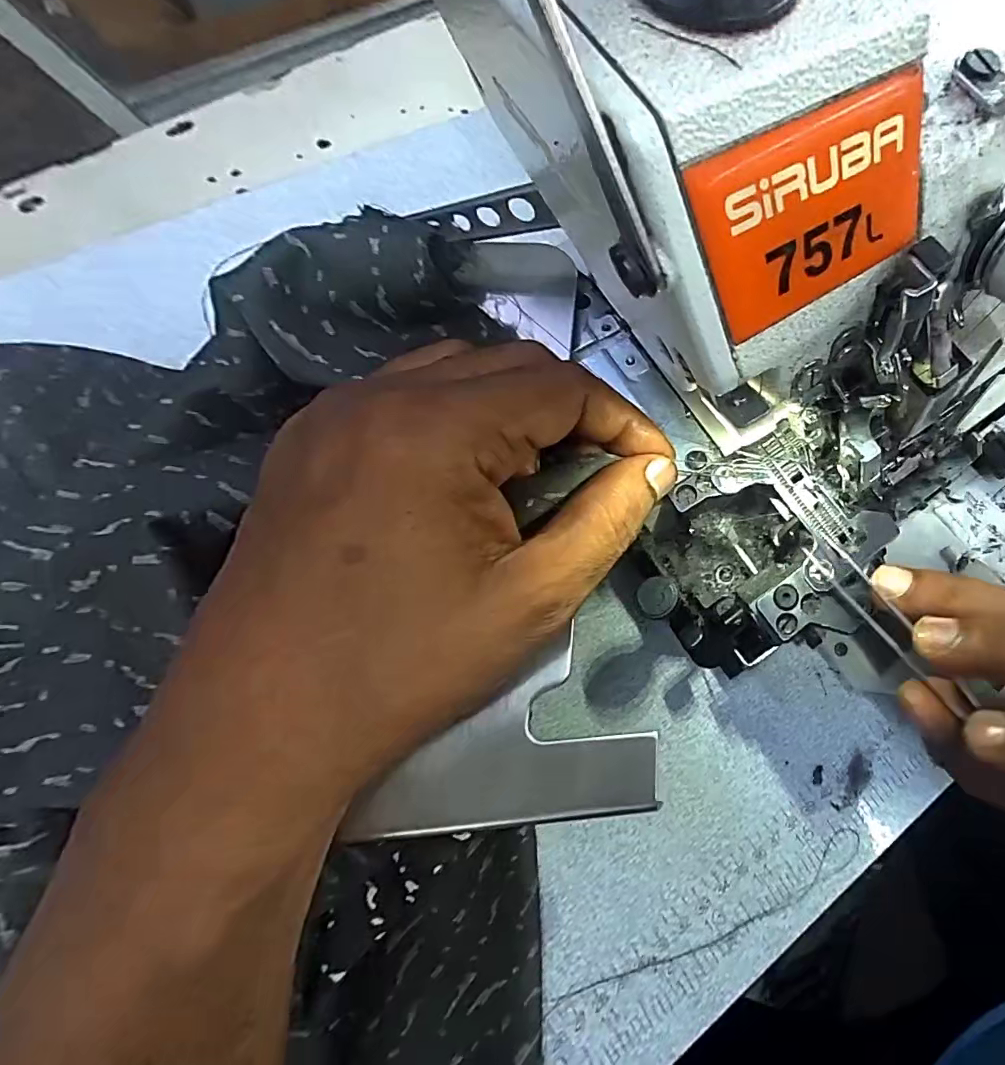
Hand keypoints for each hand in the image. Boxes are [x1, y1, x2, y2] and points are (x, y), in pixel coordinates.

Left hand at [144, 341, 674, 810]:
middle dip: (584, 410)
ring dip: (529, 408)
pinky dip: (474, 416)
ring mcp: (333, 416)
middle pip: (515, 364)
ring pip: (464, 370)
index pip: (563, 387)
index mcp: (434, 431)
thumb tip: (654, 467)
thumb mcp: (540, 594)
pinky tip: (487, 475)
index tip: (657, 469)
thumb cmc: (414, 661)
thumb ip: (609, 517)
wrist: (262, 726)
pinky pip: (415, 395)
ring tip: (554, 473)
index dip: (627, 421)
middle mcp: (377, 399)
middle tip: (614, 471)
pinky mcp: (312, 443)